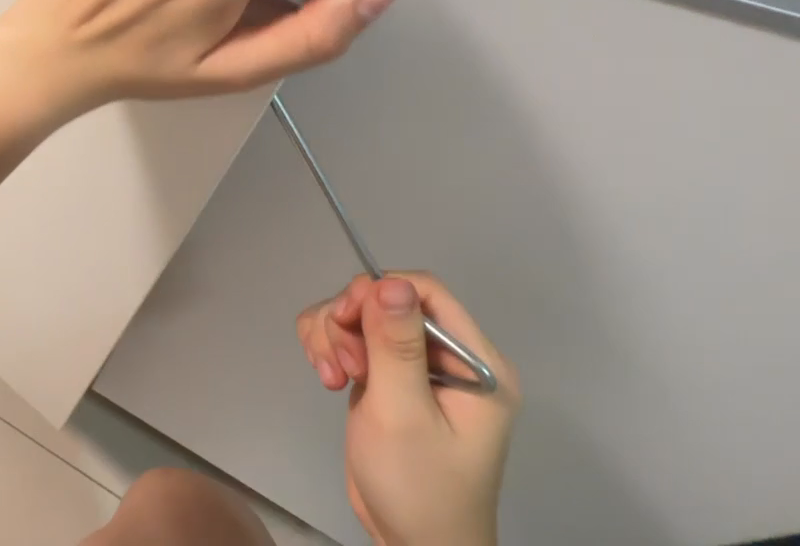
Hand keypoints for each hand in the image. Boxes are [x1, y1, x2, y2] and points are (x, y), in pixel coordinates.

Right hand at [296, 273, 520, 545]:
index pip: (425, 292)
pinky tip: (327, 377)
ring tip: (330, 377)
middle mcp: (448, 358)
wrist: (411, 541)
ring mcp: (415, 367)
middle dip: (347, 323)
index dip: (379, 294)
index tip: (346, 322)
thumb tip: (391, 281)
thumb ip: (396, 345)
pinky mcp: (385, 376)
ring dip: (332, 336)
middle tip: (340, 366)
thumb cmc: (418, 484)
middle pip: (383, 300)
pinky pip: (347, 336)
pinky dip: (327, 347)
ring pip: (357, 315)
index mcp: (475, 364)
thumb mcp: (402, 413)